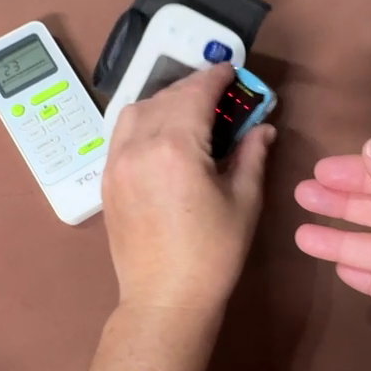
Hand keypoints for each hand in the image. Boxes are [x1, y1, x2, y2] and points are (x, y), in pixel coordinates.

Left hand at [102, 63, 274, 316]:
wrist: (164, 298)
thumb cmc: (212, 254)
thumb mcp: (244, 201)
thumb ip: (252, 155)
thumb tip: (263, 128)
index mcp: (176, 147)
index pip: (196, 93)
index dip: (217, 77)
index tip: (233, 71)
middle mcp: (139, 145)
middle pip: (167, 96)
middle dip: (195, 88)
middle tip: (221, 94)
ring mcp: (116, 161)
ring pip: (138, 108)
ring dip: (165, 100)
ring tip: (190, 111)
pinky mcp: (107, 178)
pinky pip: (122, 131)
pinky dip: (144, 120)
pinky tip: (164, 134)